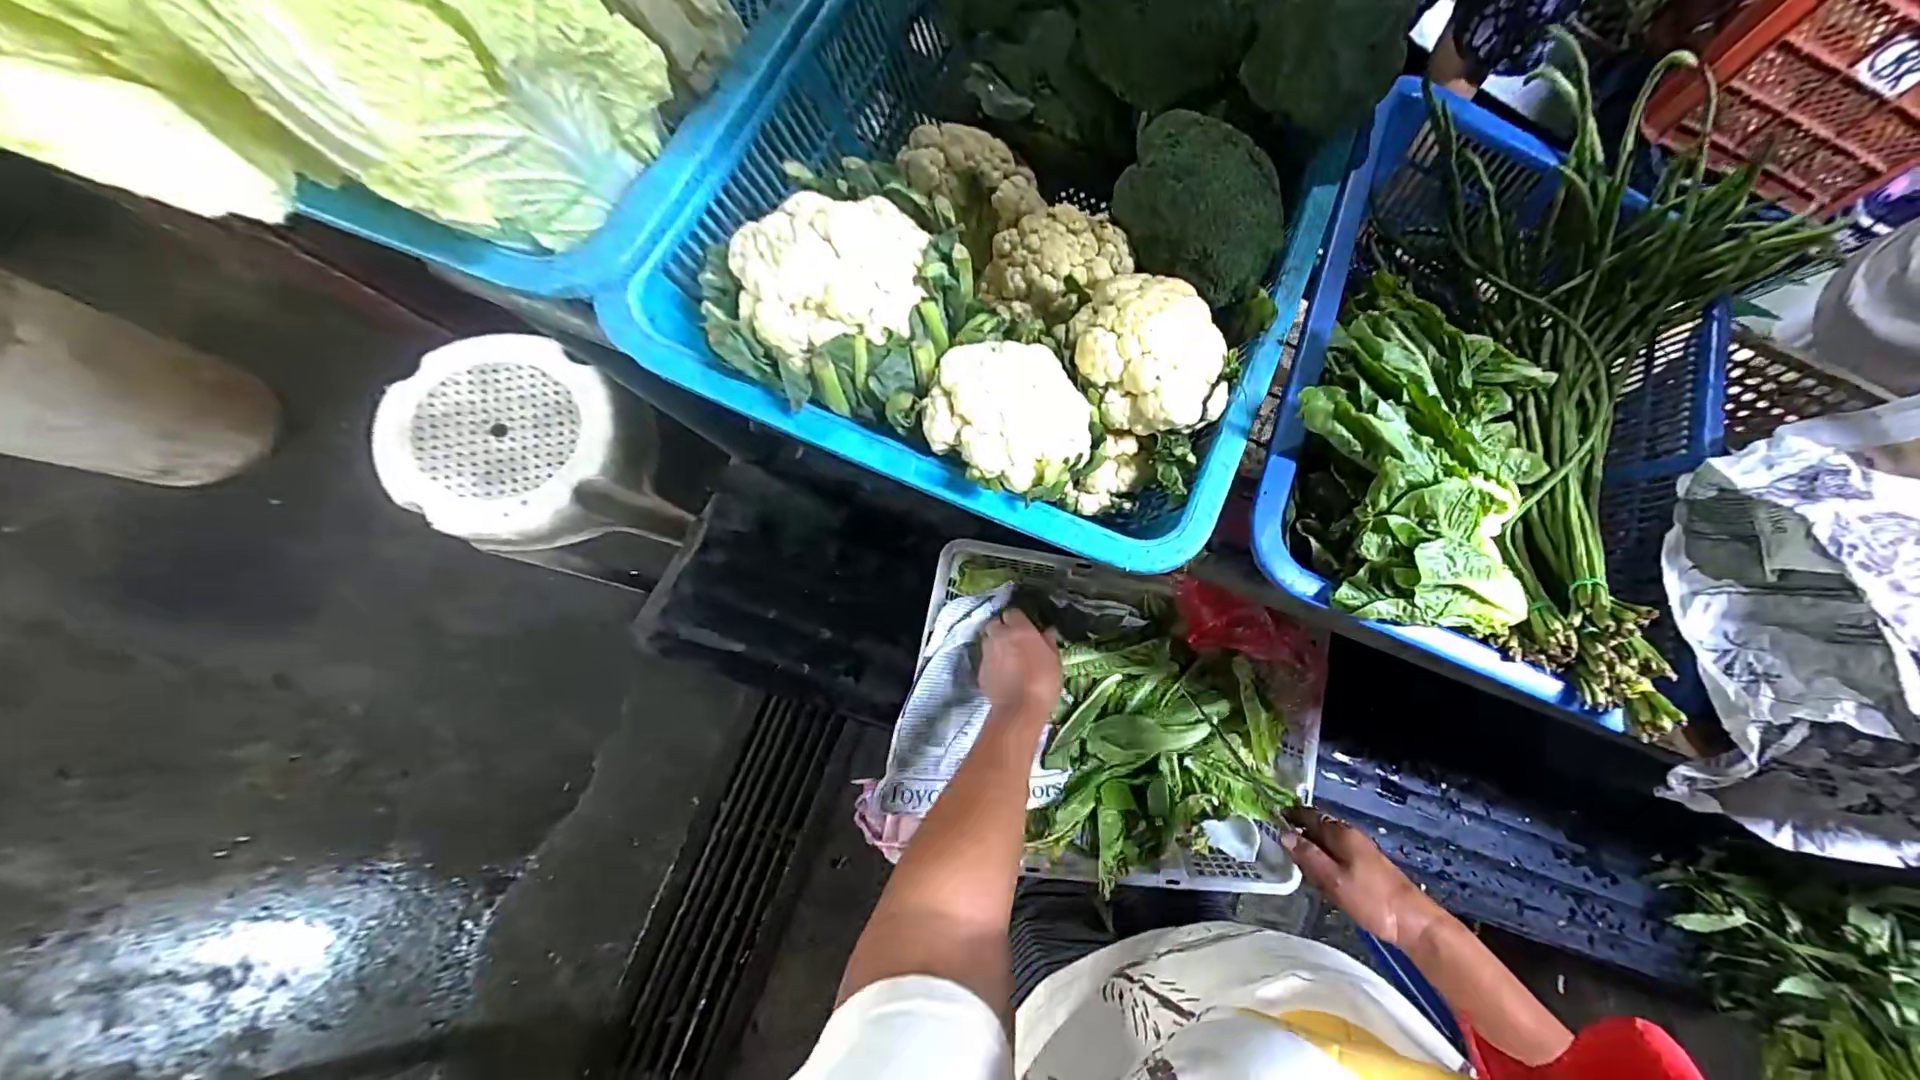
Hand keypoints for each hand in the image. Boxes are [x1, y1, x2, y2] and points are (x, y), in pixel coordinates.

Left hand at [978, 610, 1059, 716]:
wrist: (1019, 709)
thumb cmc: (1043, 682)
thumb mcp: (1054, 660)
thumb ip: (1048, 641)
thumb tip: (1047, 631)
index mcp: (1019, 629)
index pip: (1013, 612)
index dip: (1018, 619)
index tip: (1024, 628)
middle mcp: (999, 636)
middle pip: (995, 623)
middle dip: (1001, 628)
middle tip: (1012, 640)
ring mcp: (987, 652)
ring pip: (987, 639)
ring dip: (994, 643)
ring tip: (1005, 655)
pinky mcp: (980, 668)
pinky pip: (985, 658)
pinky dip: (991, 660)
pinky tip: (1000, 671)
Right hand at [1282, 806, 1445, 947]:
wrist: (1414, 924)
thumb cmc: (1371, 899)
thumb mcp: (1333, 878)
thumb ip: (1308, 855)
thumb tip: (1283, 834)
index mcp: (1341, 833)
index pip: (1309, 815)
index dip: (1290, 815)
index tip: (1270, 819)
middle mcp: (1351, 836)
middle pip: (1318, 827)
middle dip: (1298, 832)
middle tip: (1277, 842)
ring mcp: (1360, 851)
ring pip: (1327, 842)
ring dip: (1311, 847)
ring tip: (1293, 859)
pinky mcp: (1366, 867)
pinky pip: (1336, 854)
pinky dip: (1323, 859)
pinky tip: (1318, 874)